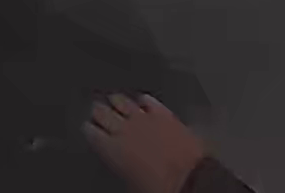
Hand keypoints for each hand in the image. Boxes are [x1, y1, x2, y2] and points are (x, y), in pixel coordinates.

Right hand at [83, 93, 206, 192]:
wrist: (195, 184)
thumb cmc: (161, 191)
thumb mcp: (133, 185)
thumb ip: (119, 166)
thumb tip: (117, 161)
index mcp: (112, 148)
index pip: (90, 131)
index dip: (89, 130)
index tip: (89, 130)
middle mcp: (123, 128)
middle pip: (100, 110)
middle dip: (98, 112)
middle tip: (98, 114)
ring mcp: (143, 117)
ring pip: (120, 100)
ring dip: (117, 102)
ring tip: (116, 103)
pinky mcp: (162, 113)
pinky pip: (147, 100)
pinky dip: (143, 101)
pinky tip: (142, 102)